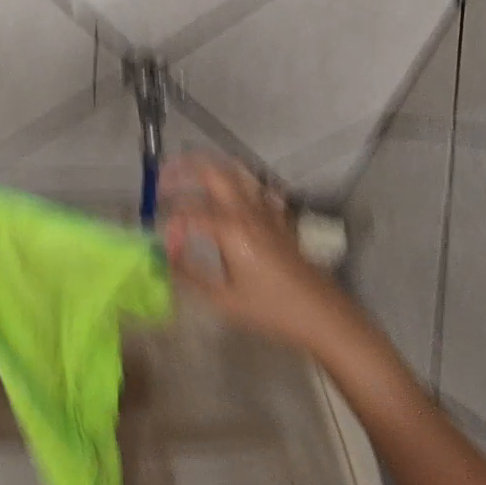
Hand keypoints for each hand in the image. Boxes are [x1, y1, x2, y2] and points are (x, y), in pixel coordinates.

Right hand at [161, 156, 369, 354]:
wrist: (322, 315)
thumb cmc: (271, 310)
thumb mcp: (222, 299)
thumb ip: (189, 274)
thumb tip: (166, 257)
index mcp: (231, 229)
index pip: (188, 213)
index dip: (171, 227)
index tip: (167, 248)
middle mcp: (248, 211)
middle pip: (213, 172)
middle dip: (183, 170)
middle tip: (163, 180)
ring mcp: (267, 212)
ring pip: (238, 172)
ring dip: (211, 169)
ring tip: (191, 177)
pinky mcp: (280, 220)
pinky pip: (258, 189)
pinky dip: (240, 185)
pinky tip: (232, 198)